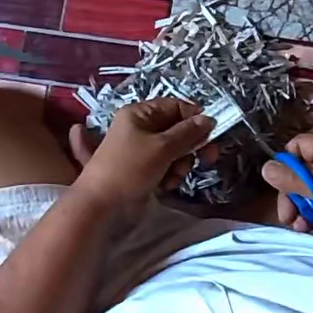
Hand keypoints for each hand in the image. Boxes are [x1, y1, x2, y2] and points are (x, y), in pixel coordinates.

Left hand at [69, 99, 211, 209]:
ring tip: (174, 176)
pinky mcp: (144, 169)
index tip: (211, 135)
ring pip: (175, 149)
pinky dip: (171, 173)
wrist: (102, 206)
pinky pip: (166, 165)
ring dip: (181, 163)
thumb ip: (188, 133)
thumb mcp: (161, 147)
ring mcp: (141, 149)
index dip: (194, 119)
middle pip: (177, 129)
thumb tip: (209, 119)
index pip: (175, 106)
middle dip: (190, 145)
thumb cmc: (130, 169)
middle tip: (207, 159)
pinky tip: (167, 184)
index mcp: (139, 114)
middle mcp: (140, 127)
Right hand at [263, 134, 312, 258]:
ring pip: (311, 194)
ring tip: (304, 226)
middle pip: (303, 173)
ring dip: (304, 210)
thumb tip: (266, 168)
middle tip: (287, 216)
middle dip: (293, 194)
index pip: (301, 146)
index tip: (281, 186)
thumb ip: (298, 180)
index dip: (288, 164)